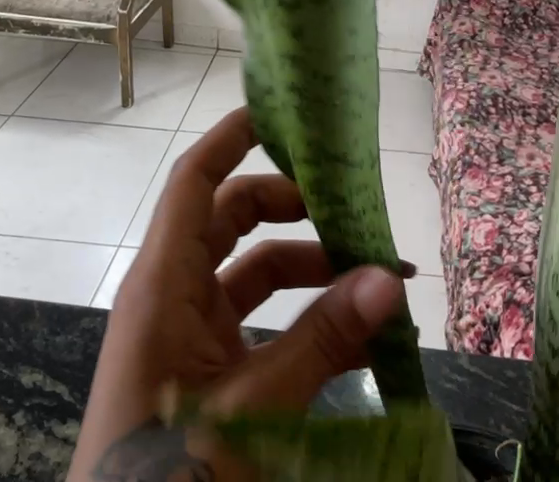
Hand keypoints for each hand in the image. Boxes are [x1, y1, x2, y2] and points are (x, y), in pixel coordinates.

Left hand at [68, 107, 408, 481]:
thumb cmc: (170, 471)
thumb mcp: (253, 406)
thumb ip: (323, 340)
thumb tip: (394, 277)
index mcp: (164, 284)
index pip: (195, 183)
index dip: (232, 137)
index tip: (285, 112)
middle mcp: (175, 297)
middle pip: (233, 221)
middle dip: (294, 209)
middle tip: (355, 211)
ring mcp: (192, 338)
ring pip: (255, 276)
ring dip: (311, 270)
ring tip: (377, 281)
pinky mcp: (210, 376)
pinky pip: (262, 326)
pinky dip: (306, 321)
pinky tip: (356, 337)